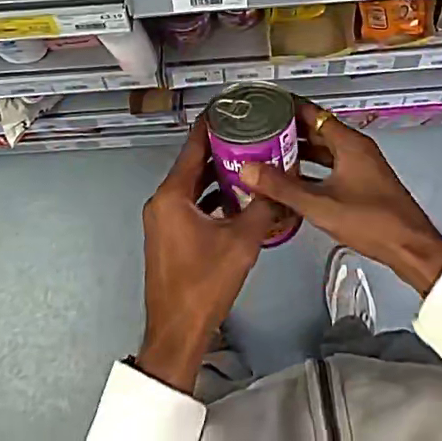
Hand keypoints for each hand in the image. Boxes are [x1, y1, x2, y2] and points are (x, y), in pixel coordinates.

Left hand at [136, 121, 281, 393]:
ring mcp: (163, 219)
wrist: (178, 333)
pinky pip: (190, 203)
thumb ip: (262, 208)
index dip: (210, 125)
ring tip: (247, 162)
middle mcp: (162, 201)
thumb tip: (279, 186)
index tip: (227, 108)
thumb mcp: (242, 241)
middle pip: (192, 164)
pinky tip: (236, 199)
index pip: (192, 147)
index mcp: (172, 195)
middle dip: (220, 149)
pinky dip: (210, 196)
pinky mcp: (168, 235)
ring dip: (217, 174)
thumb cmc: (204, 284)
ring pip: (192, 185)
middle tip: (247, 134)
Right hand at [239, 100, 441, 295]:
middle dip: (290, 130)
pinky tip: (295, 180)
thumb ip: (283, 188)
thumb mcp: (320, 205)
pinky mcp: (363, 182)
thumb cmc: (371, 221)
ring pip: (325, 149)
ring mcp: (361, 165)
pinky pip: (332, 164)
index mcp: (349, 143)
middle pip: (318, 129)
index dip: (288, 107)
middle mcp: (356, 147)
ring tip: (271, 154)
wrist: (410, 248)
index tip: (265, 106)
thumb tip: (249, 170)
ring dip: (301, 150)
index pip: (313, 112)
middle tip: (261, 132)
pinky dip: (313, 167)